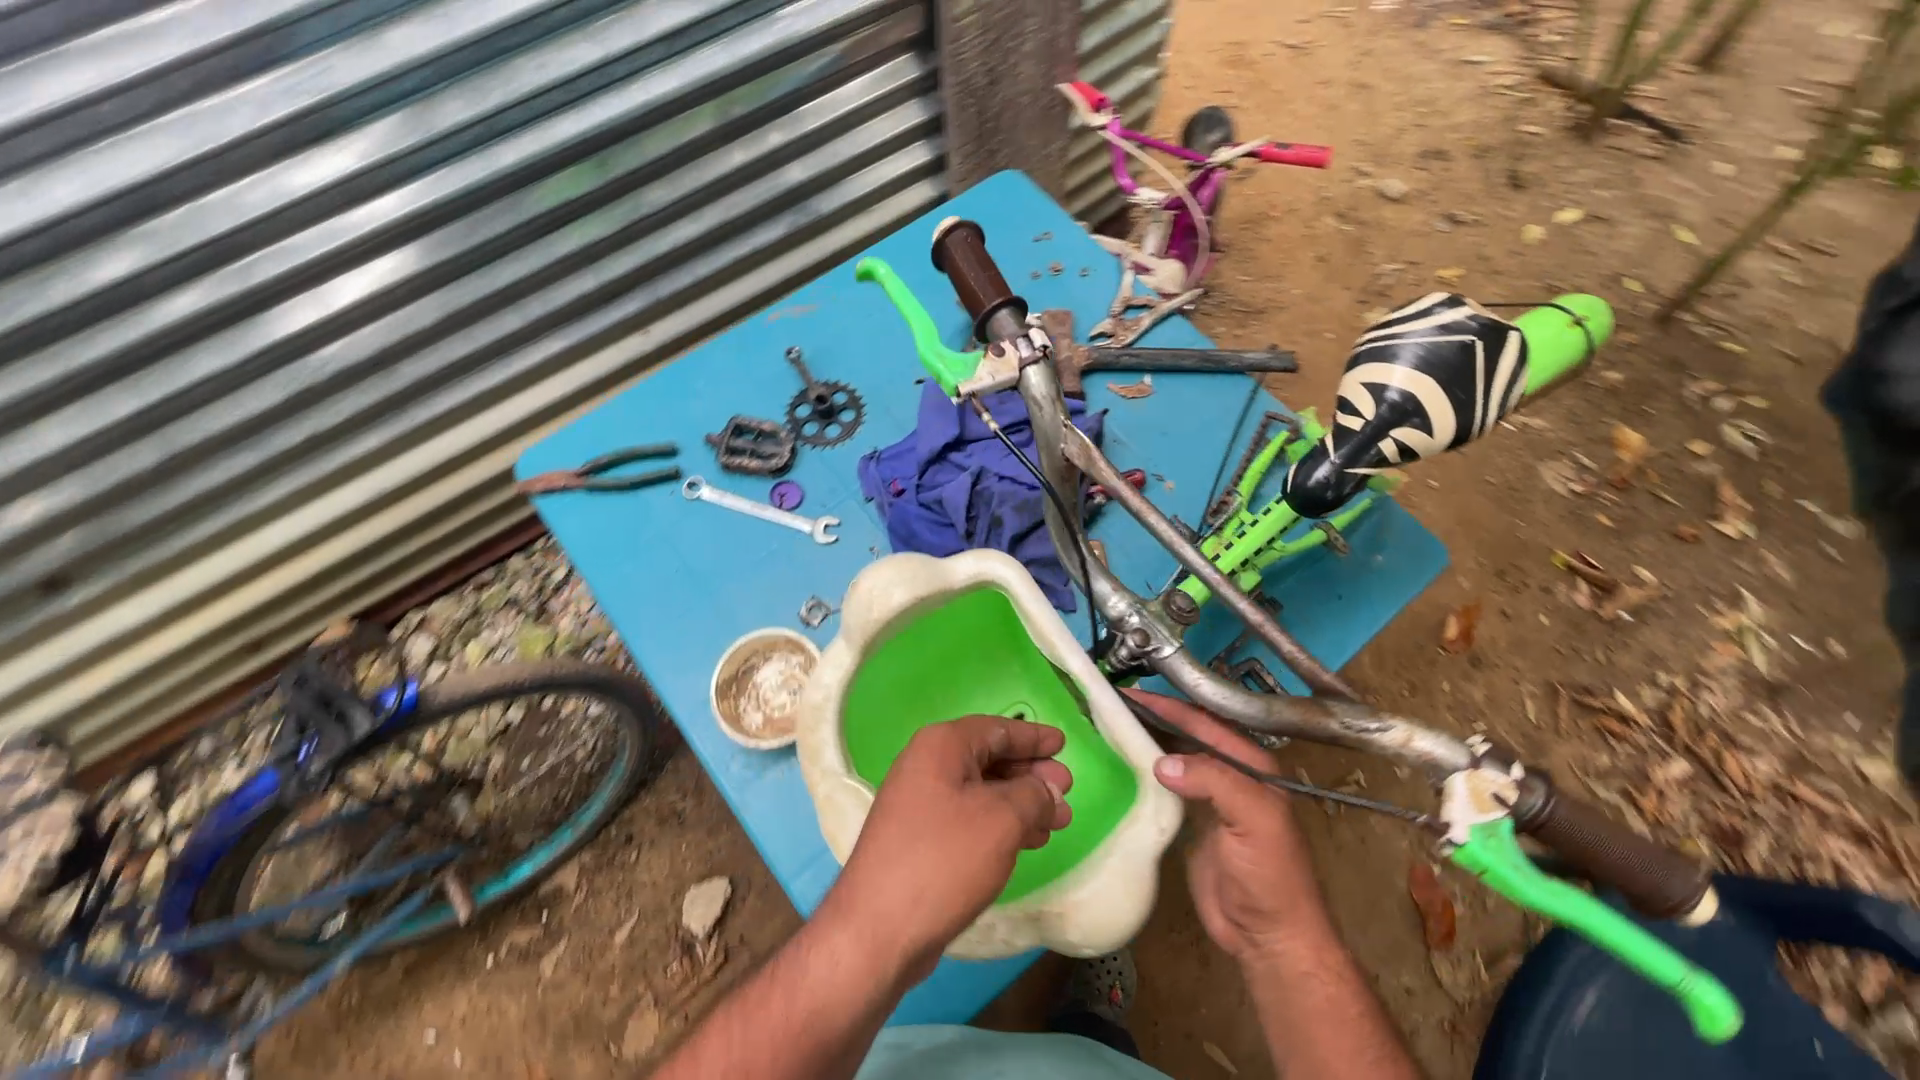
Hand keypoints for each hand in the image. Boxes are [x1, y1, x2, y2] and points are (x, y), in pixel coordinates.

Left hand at [821, 716, 1072, 982]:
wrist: (879, 928)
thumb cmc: (944, 859)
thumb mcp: (1002, 819)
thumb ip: (1033, 796)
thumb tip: (1047, 790)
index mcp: (941, 746)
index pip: (997, 729)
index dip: (1033, 737)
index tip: (1063, 743)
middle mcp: (926, 766)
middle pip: (989, 759)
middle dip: (1031, 774)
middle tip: (1068, 789)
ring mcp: (919, 805)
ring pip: (982, 793)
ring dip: (1022, 804)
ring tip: (1059, 822)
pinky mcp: (920, 840)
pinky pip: (970, 819)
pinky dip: (1001, 825)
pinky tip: (1028, 842)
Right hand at [1132, 691, 1333, 962]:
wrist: (1266, 934)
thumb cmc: (1270, 877)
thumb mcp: (1254, 820)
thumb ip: (1215, 782)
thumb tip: (1162, 761)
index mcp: (1251, 764)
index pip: (1203, 722)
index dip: (1167, 706)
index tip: (1128, 694)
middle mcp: (1229, 773)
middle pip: (1184, 734)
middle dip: (1150, 717)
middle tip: (1107, 705)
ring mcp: (1207, 798)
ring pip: (1172, 757)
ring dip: (1143, 742)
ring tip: (1104, 726)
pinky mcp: (1189, 821)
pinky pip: (1162, 787)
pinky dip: (1141, 772)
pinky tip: (1116, 765)